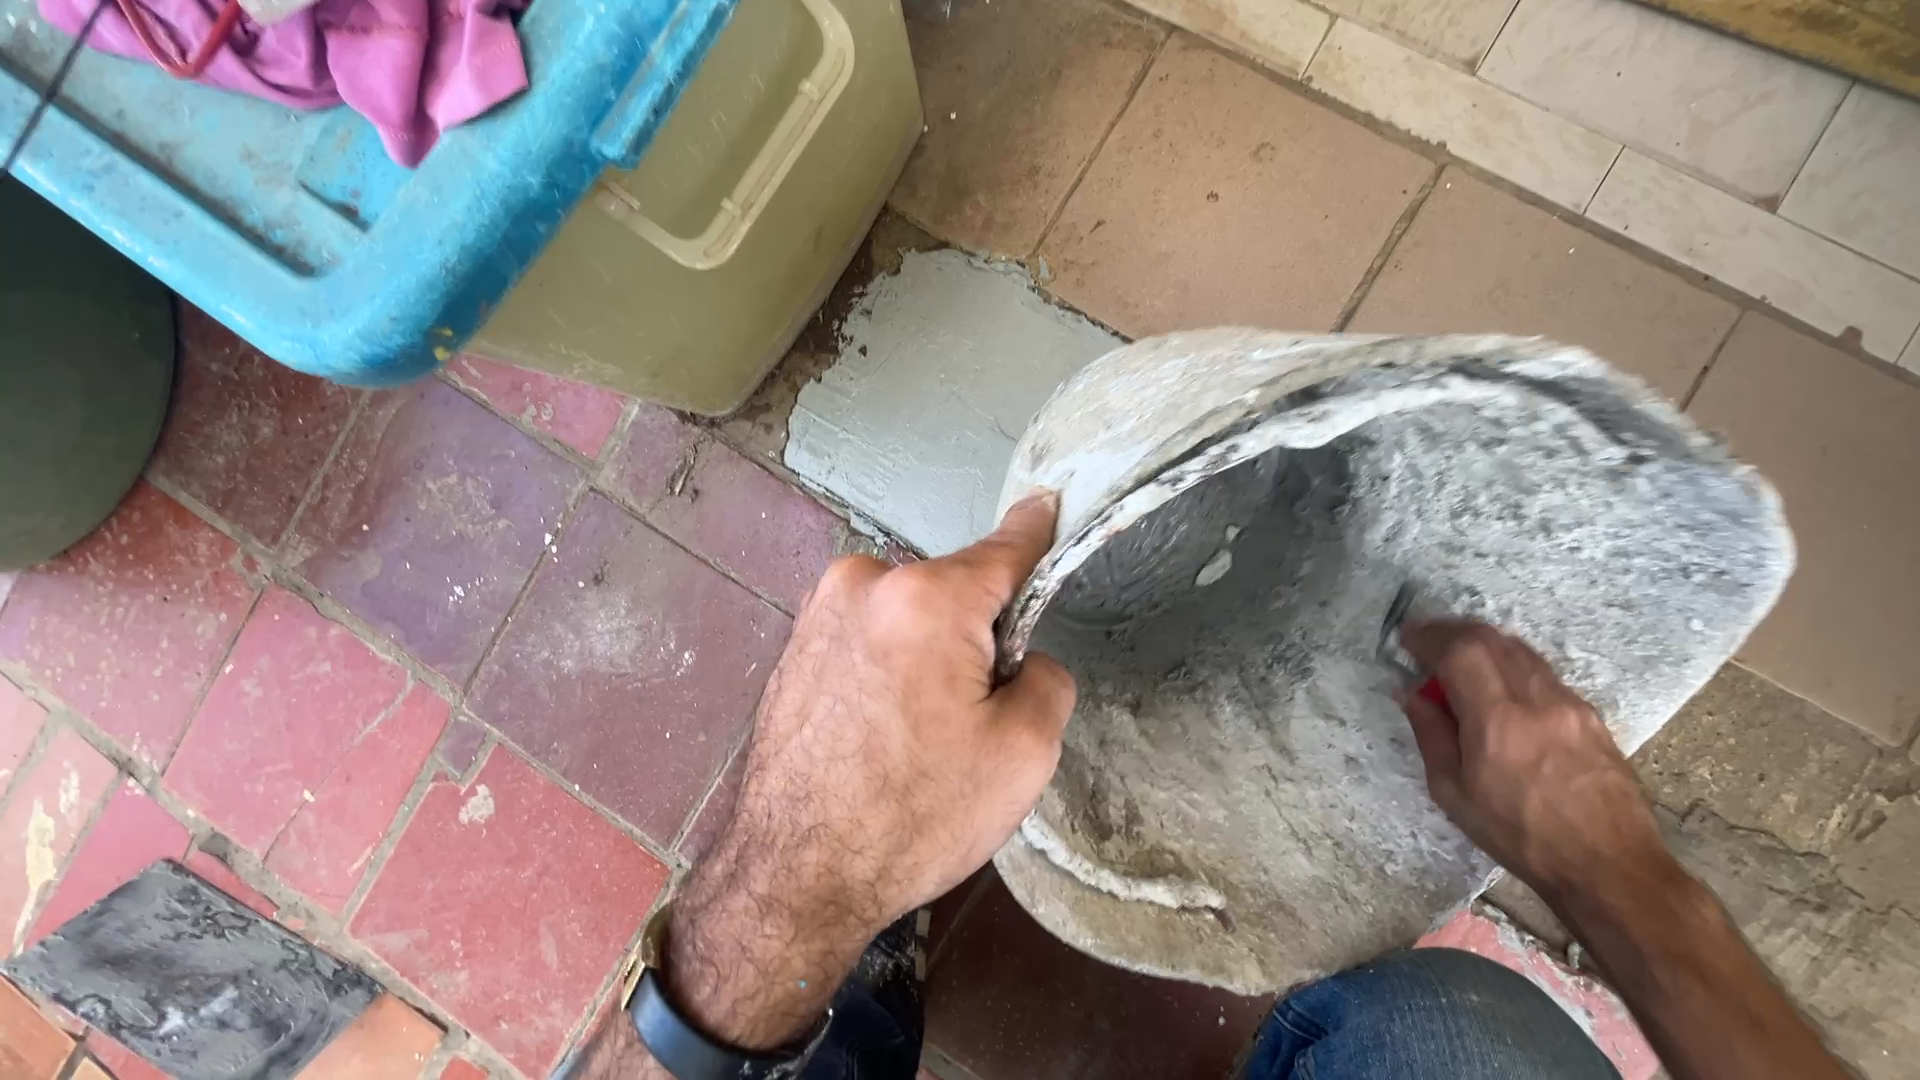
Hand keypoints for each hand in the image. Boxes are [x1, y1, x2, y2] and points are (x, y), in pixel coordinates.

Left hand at [661, 492, 1076, 1047]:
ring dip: (928, 651)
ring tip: (913, 732)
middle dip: (976, 633)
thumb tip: (1021, 657)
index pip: (1005, 548)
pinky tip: (878, 728)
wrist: (792, 875)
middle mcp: (865, 582)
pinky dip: (889, 663)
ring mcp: (820, 608)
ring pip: (910, 614)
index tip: (1050, 502)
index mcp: (928, 597)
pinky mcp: (795, 641)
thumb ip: (1046, 678)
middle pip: (956, 591)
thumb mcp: (1023, 754)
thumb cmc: (916, 815)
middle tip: (967, 715)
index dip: (1037, 531)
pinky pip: (870, 634)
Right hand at [1398, 620, 1666, 903]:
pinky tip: (1498, 686)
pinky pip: (1542, 671)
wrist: (1610, 867)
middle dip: (1452, 632)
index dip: (1428, 636)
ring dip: (1483, 644)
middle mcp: (1538, 701)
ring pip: (1520, 650)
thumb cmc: (1519, 835)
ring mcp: (1571, 705)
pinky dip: (1510, 663)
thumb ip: (1430, 735)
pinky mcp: (1590, 716)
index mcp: (1498, 721)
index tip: (1406, 638)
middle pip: (1491, 639)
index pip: (1460, 651)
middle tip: (1426, 642)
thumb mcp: (1453, 792)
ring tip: (1458, 660)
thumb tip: (1411, 694)